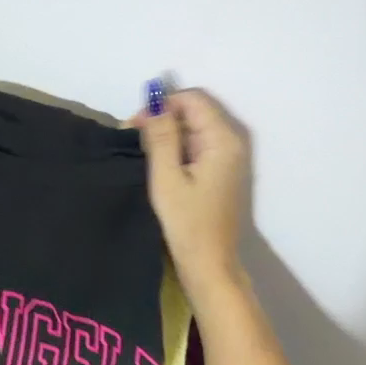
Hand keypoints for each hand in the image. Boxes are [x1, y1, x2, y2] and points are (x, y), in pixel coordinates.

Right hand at [132, 89, 250, 287]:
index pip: (193, 99)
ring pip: (194, 132)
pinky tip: (159, 167)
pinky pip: (197, 150)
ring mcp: (228, 160)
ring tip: (143, 155)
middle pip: (195, 113)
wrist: (208, 264)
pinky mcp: (220, 175)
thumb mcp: (167, 178)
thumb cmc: (187, 224)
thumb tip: (155, 103)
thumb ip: (161, 137)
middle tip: (134, 140)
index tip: (135, 125)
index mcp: (222, 140)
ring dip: (168, 137)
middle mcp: (231, 144)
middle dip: (164, 120)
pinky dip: (177, 152)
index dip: (163, 105)